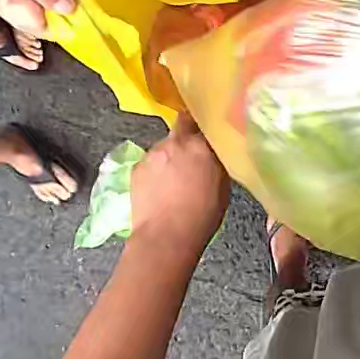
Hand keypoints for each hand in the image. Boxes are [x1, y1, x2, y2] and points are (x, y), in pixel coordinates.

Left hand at [131, 117, 230, 251]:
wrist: (166, 236)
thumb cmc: (202, 215)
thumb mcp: (223, 186)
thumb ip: (217, 162)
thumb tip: (214, 155)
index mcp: (201, 145)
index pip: (204, 122)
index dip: (206, 128)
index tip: (209, 135)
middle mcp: (175, 142)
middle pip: (182, 125)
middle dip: (187, 135)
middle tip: (192, 153)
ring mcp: (153, 153)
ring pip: (164, 146)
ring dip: (170, 155)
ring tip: (174, 178)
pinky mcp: (136, 168)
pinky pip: (150, 162)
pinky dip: (156, 170)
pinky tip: (160, 188)